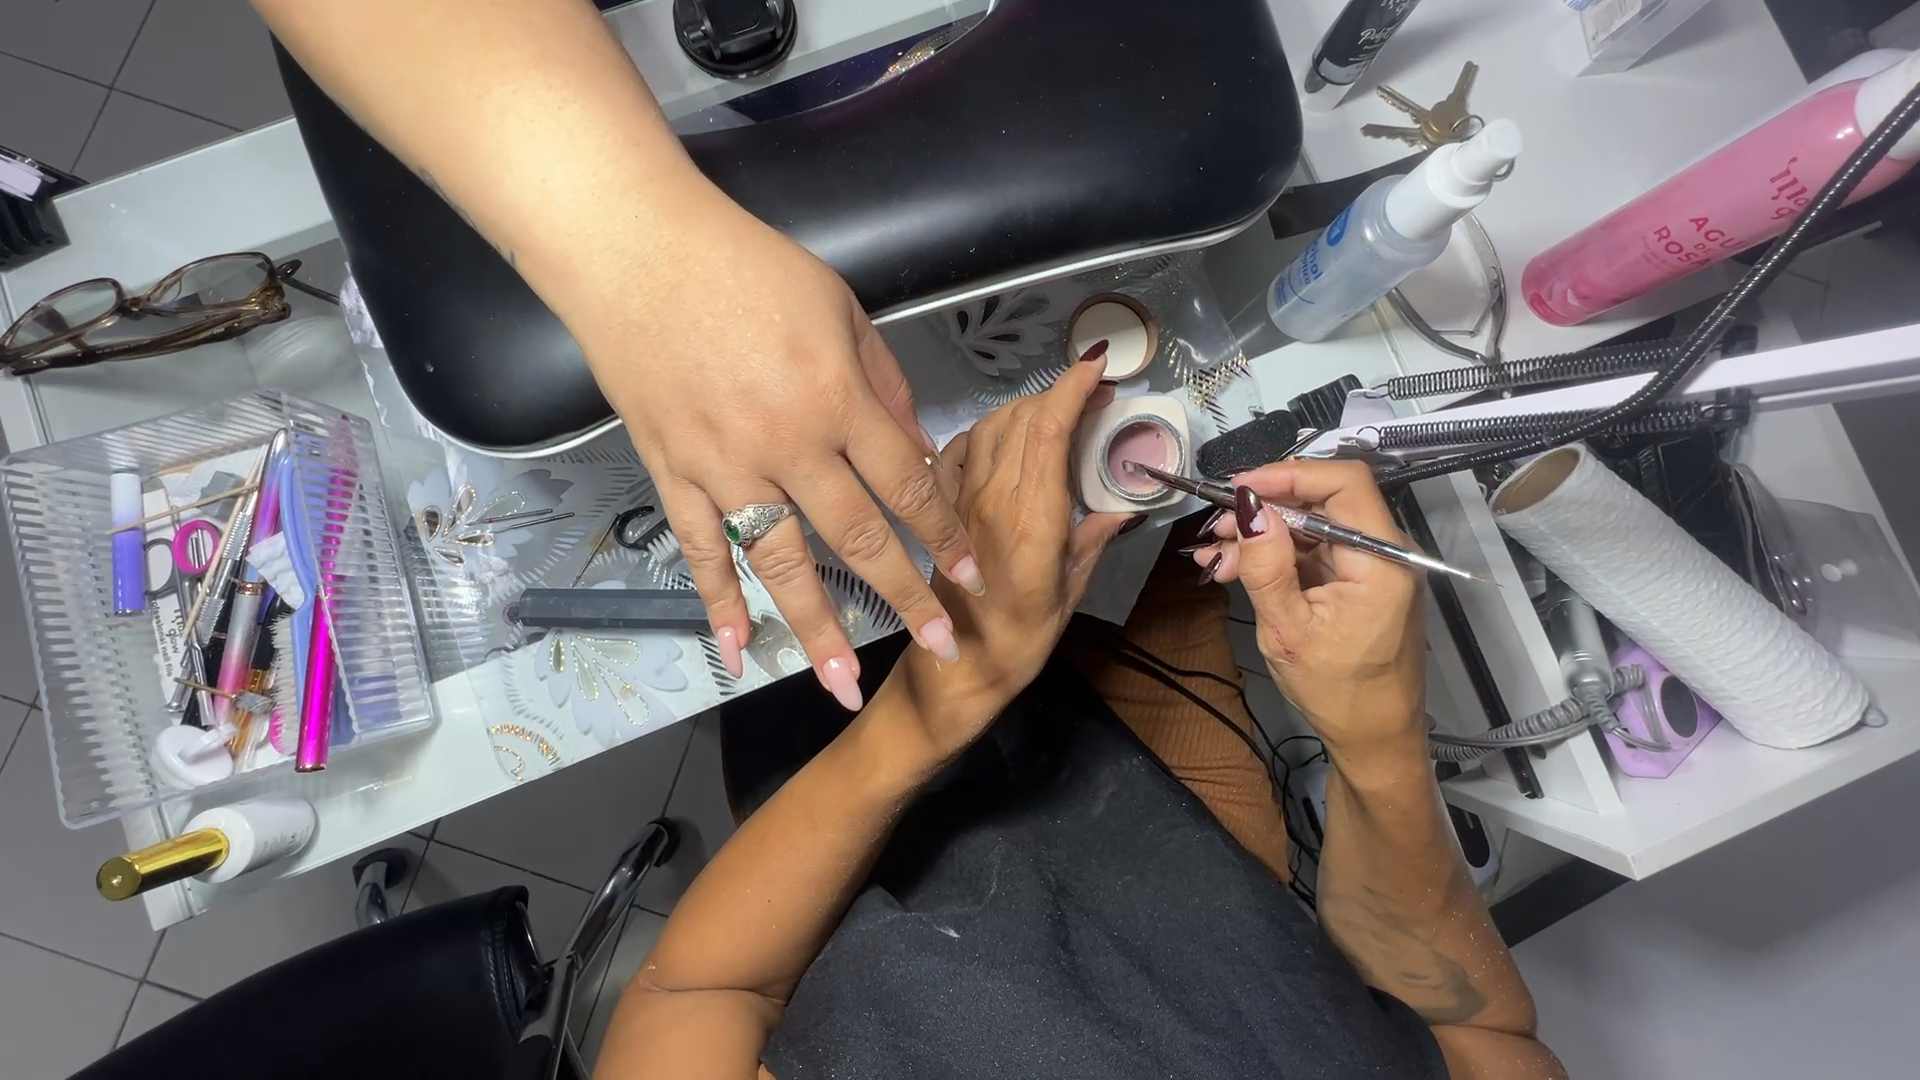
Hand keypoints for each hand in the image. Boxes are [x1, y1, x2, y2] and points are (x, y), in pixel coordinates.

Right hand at [567, 189, 979, 710]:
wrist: (634, 249)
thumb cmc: (750, 268)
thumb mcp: (842, 310)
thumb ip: (885, 386)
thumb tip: (918, 450)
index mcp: (836, 400)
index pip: (905, 486)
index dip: (946, 534)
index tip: (975, 576)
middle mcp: (787, 448)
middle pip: (857, 538)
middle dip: (906, 597)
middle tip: (944, 648)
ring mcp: (725, 469)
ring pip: (781, 564)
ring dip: (818, 629)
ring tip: (844, 684)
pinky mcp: (673, 476)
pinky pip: (702, 551)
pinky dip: (718, 604)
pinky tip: (737, 653)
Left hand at [883, 353, 1134, 761]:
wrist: (954, 667)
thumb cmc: (1021, 640)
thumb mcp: (1071, 594)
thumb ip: (1094, 539)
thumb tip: (1124, 503)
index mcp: (1031, 520)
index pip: (1047, 431)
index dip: (1071, 388)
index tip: (1098, 365)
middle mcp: (990, 499)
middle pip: (1019, 419)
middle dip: (1057, 393)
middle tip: (1091, 395)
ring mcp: (959, 501)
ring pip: (988, 427)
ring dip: (1024, 408)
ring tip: (1055, 413)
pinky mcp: (941, 508)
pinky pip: (958, 450)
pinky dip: (985, 432)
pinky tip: (1005, 438)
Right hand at [1190, 461, 1426, 775]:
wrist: (1372, 734)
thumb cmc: (1336, 690)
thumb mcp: (1287, 629)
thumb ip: (1267, 566)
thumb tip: (1245, 507)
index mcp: (1381, 562)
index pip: (1343, 484)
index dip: (1288, 474)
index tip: (1238, 488)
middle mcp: (1384, 552)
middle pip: (1321, 500)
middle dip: (1262, 509)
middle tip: (1214, 529)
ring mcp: (1369, 564)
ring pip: (1309, 524)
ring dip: (1259, 534)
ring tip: (1213, 556)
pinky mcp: (1354, 578)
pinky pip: (1310, 550)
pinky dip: (1272, 555)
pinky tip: (1231, 567)